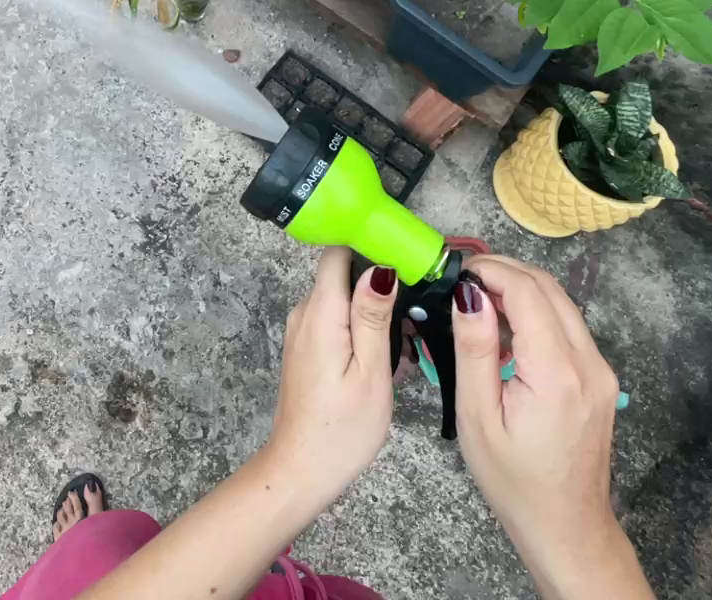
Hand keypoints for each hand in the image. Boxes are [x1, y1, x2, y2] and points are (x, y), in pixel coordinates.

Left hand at [260, 246, 398, 510]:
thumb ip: (372, 316)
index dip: (367, 245)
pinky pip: (332, 319)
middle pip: (340, 274)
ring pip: (339, 298)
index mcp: (320, 312)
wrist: (302, 467)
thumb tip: (381, 269)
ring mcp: (300, 329)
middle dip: (376, 283)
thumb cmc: (342, 427)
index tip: (401, 253)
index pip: (336, 253)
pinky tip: (381, 356)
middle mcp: (303, 312)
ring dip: (370, 309)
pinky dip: (357, 326)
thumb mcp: (370, 371)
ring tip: (400, 342)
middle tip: (411, 311)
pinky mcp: (304, 345)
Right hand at [453, 255, 650, 598]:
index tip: (454, 273)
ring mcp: (600, 371)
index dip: (489, 269)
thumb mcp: (478, 414)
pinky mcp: (599, 378)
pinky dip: (533, 310)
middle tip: (460, 279)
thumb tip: (468, 294)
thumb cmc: (513, 478)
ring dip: (518, 287)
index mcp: (557, 372)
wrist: (566, 527)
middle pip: (548, 287)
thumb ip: (475, 347)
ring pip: (560, 301)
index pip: (527, 290)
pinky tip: (502, 328)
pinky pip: (566, 324)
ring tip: (475, 300)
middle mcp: (589, 364)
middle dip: (502, 270)